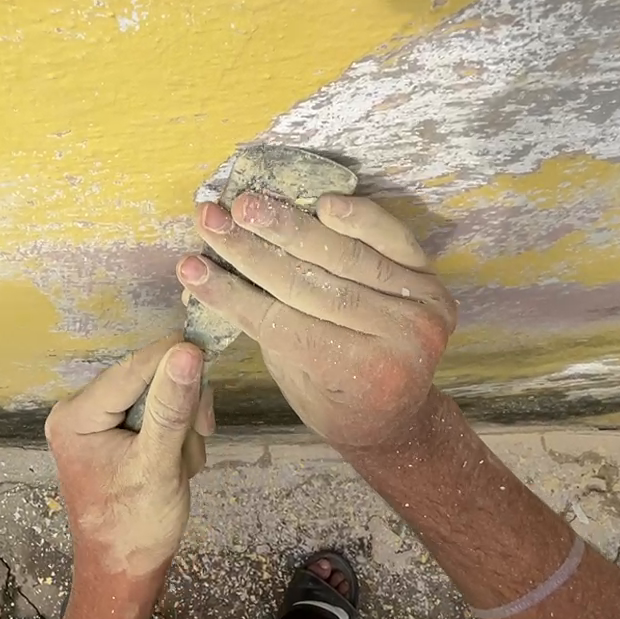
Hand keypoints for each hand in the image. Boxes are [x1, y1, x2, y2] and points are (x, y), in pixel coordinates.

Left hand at [44, 339, 213, 581]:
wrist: (124, 572)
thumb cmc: (135, 527)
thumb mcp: (159, 465)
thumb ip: (172, 408)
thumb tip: (188, 350)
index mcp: (76, 414)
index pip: (133, 367)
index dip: (174, 357)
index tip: (211, 351)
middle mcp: (78, 409)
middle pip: (146, 378)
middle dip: (179, 407)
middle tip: (202, 434)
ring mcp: (94, 421)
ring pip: (156, 395)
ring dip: (180, 426)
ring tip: (181, 465)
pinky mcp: (110, 432)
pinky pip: (152, 413)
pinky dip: (173, 435)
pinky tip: (174, 465)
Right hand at [177, 193, 456, 450]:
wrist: (398, 417)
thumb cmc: (333, 403)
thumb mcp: (290, 377)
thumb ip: (262, 325)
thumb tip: (205, 276)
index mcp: (357, 377)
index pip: (277, 322)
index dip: (228, 292)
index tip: (188, 266)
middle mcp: (396, 341)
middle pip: (307, 284)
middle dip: (250, 250)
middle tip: (212, 220)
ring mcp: (420, 309)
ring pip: (342, 255)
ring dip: (287, 225)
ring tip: (245, 204)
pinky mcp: (431, 282)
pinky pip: (393, 238)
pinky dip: (358, 217)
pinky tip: (323, 201)